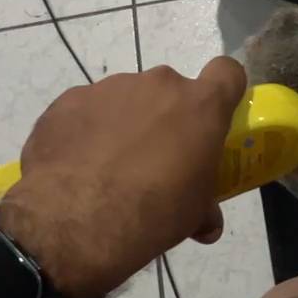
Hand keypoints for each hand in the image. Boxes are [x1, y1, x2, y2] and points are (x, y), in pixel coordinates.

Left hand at [0, 57, 246, 297]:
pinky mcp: (70, 99)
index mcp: (201, 106)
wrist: (73, 221)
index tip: (212, 115)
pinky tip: (77, 165)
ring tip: (107, 167)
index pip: (227, 72)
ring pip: (128, 99)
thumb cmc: (153, 212)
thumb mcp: (193, 215)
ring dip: (125, 123)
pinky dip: (87, 130)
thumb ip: (205, 208)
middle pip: (171, 91)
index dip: (222, 90)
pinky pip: (88, 110)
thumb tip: (208, 225)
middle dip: (166, 117)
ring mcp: (111, 87)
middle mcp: (160, 85)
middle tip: (154, 158)